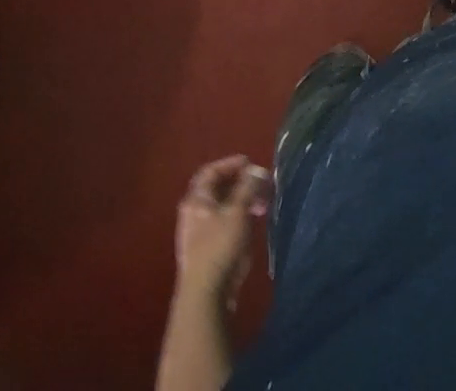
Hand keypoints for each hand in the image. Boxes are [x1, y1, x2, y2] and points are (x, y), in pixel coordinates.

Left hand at [174, 155, 271, 309]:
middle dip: (240, 184)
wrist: (205, 293)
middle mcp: (193, 212)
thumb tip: (256, 169)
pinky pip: (222, 223)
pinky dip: (237, 217)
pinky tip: (251, 225)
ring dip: (241, 202)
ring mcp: (197, 232)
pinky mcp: (205, 249)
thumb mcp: (237, 213)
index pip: (211, 172)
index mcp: (196, 200)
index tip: (250, 163)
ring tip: (261, 207)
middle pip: (216, 189)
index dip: (230, 164)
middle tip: (260, 185)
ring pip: (221, 207)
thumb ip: (247, 189)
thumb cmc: (220, 247)